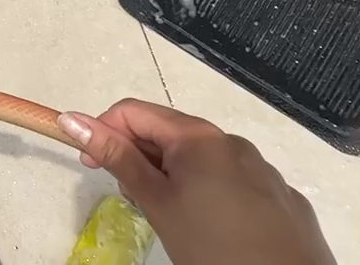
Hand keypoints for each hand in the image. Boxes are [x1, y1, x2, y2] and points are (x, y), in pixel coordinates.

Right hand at [56, 100, 334, 264]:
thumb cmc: (213, 247)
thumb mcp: (155, 201)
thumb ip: (114, 155)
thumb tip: (71, 117)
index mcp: (199, 136)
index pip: (133, 112)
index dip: (104, 132)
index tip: (92, 166)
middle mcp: (234, 143)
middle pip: (168, 134)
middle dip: (141, 158)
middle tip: (135, 198)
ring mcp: (267, 173)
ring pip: (202, 161)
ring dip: (175, 177)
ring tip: (173, 218)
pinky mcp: (288, 203)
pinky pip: (236, 184)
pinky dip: (213, 195)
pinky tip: (216, 229)